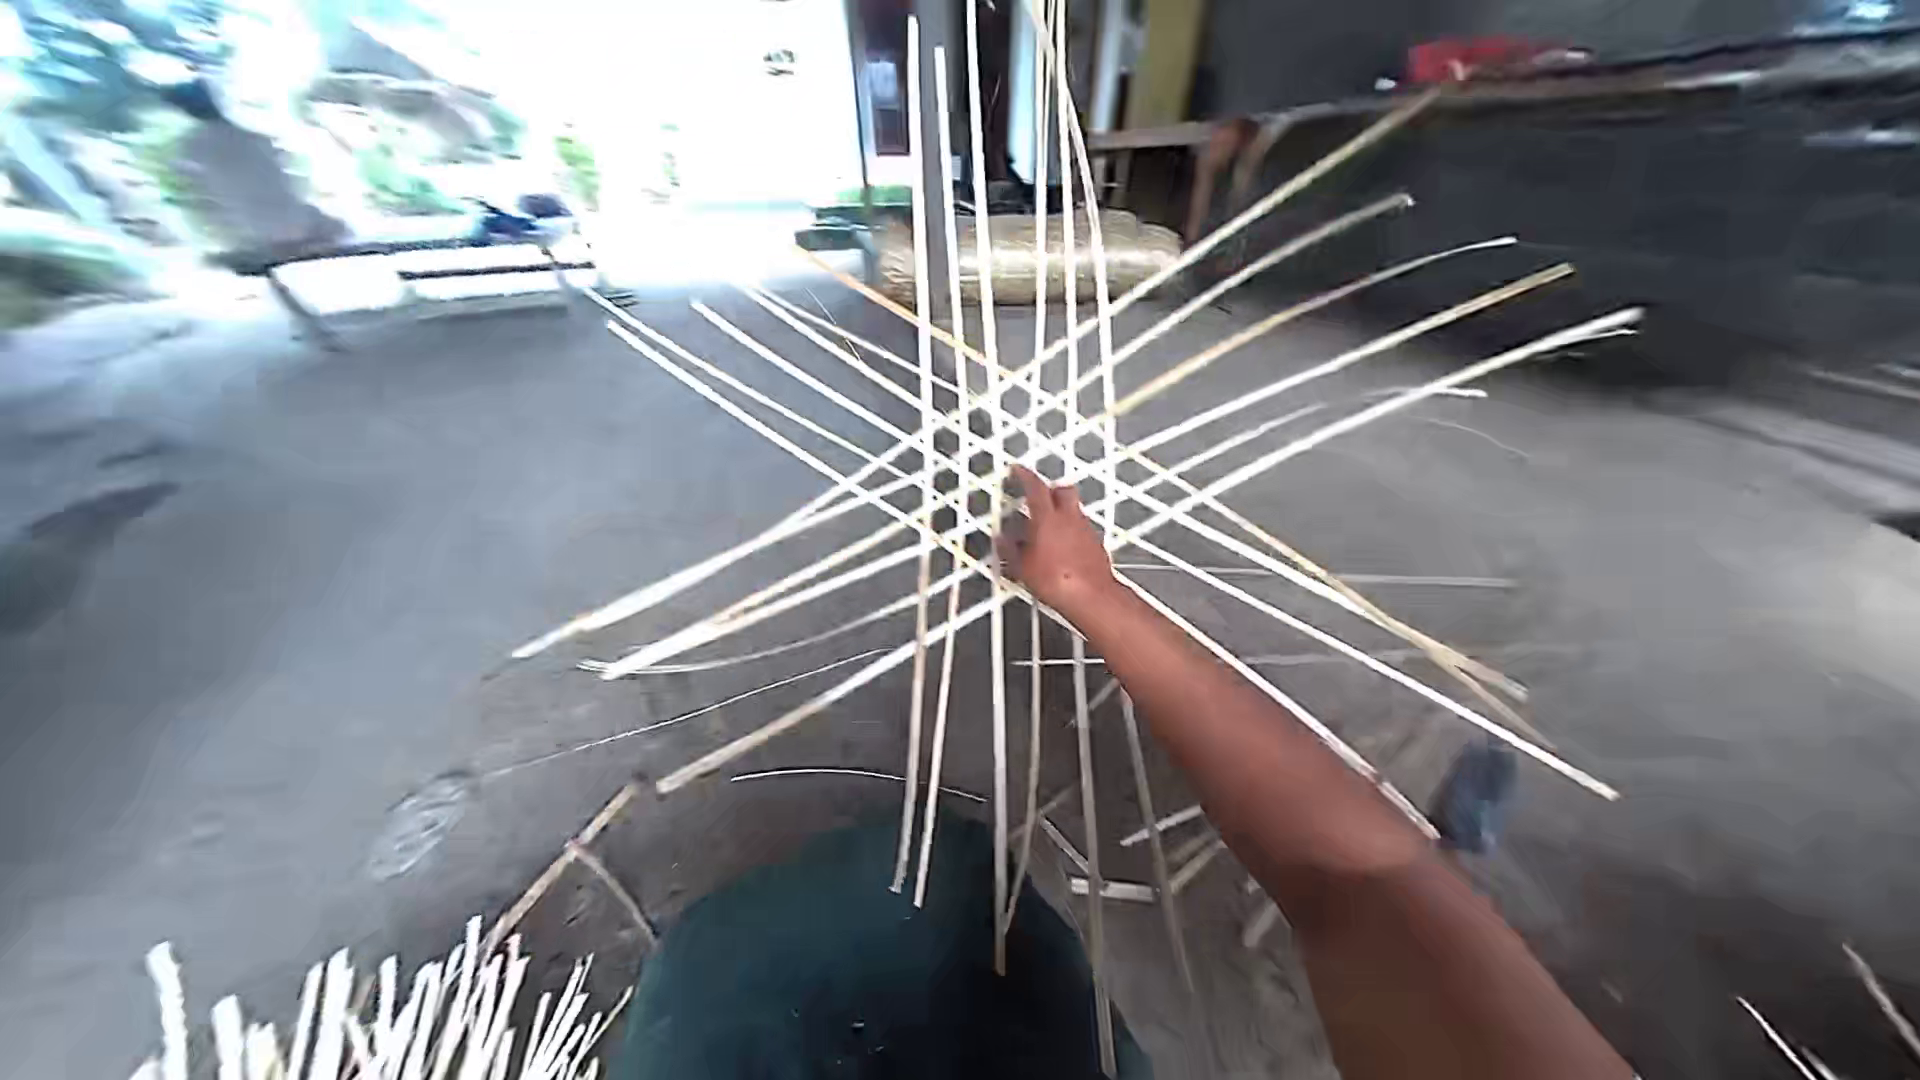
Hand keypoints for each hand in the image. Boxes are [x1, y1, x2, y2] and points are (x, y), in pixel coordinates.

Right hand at [997, 464, 1115, 615]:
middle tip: (1037, 495)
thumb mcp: (1022, 566)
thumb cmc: (1057, 580)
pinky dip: (1071, 529)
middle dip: (1049, 489)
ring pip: (1073, 508)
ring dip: (1061, 510)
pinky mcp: (1096, 544)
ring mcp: (1085, 529)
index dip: (1025, 475)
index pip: (1035, 487)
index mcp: (1047, 518)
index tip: (1018, 470)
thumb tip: (1002, 541)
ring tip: (1047, 524)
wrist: (1091, 596)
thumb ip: (1010, 549)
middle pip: (1062, 490)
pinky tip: (1063, 545)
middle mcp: (1069, 518)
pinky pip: (1082, 527)